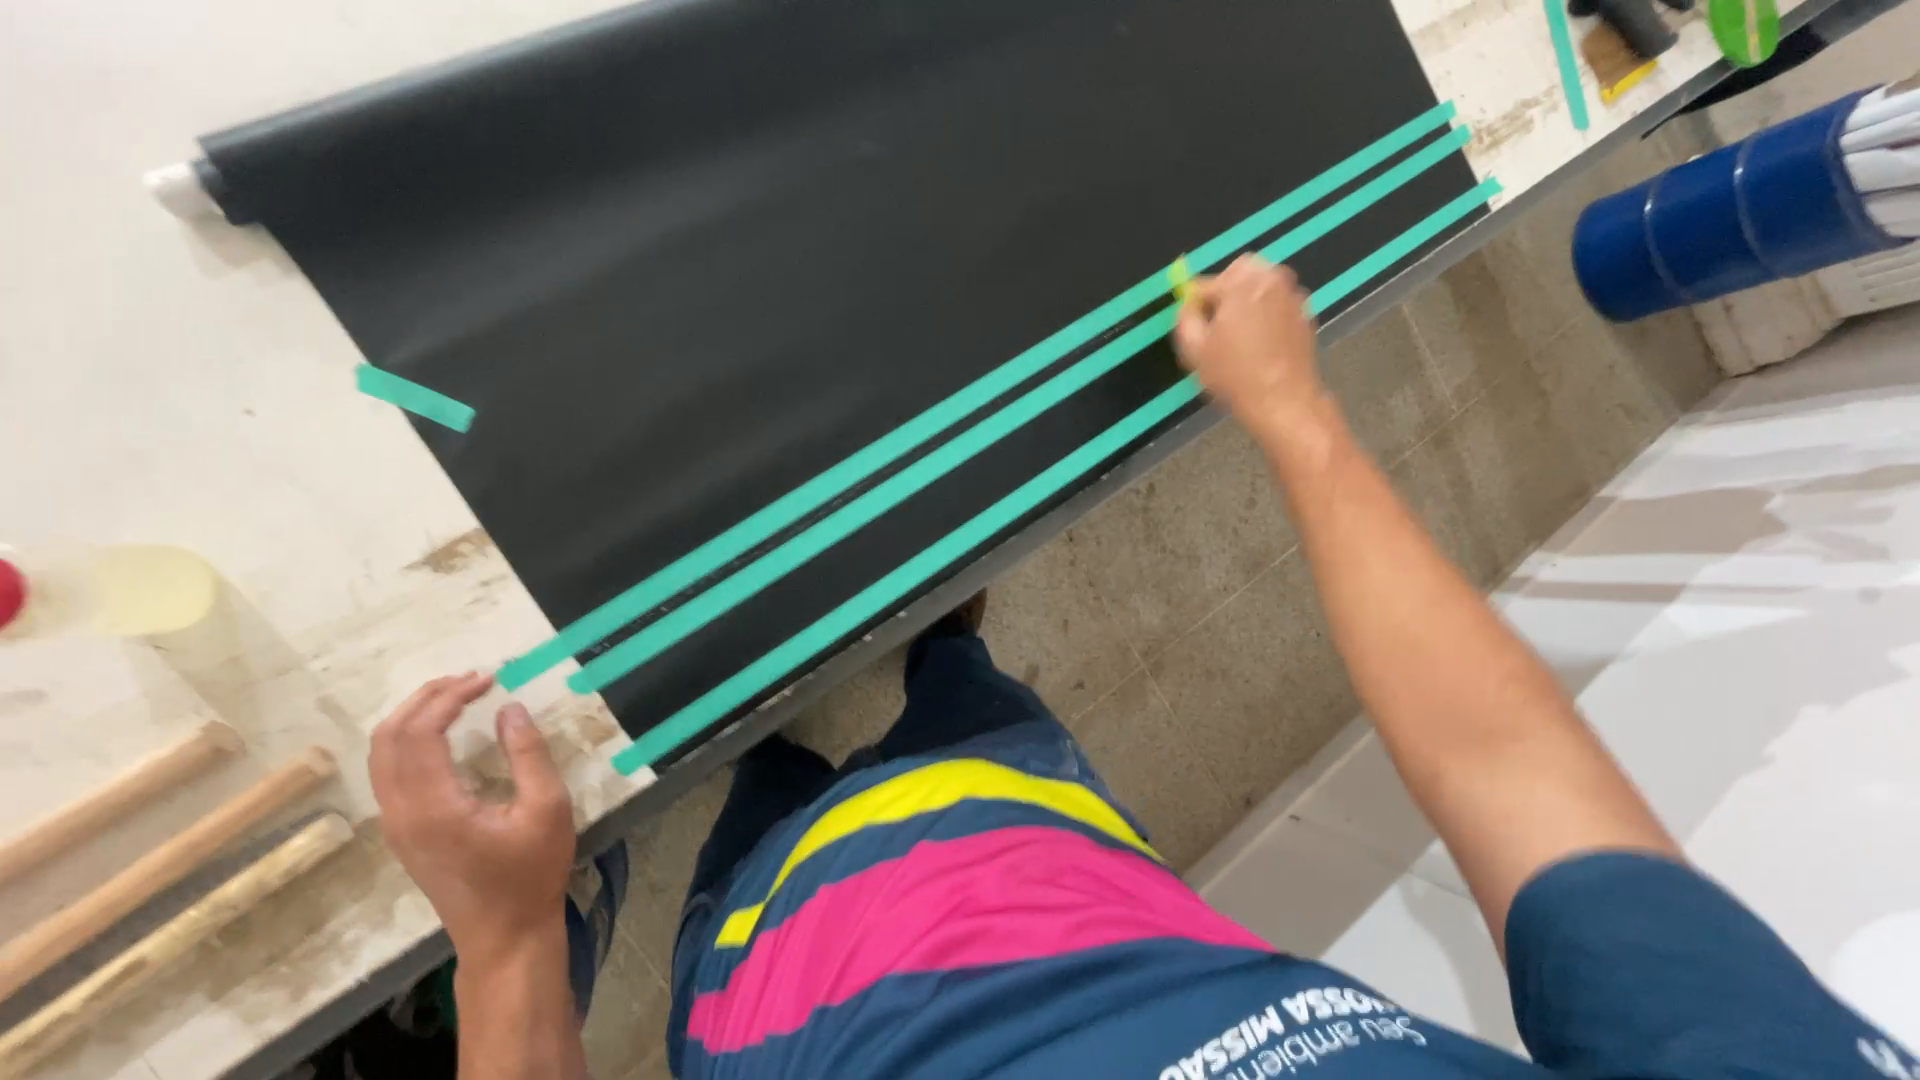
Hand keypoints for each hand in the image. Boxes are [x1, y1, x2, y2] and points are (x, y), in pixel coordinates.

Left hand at [369, 673, 575, 967]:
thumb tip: (510, 708)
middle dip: (427, 699)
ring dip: (414, 717)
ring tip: (456, 697)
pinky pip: (389, 773)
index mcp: (434, 807)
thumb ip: (528, 755)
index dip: (451, 697)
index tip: (489, 679)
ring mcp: (396, 825)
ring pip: (381, 755)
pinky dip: (410, 741)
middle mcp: (401, 813)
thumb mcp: (547, 809)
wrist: (504, 936)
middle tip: (471, 680)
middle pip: (389, 738)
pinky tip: (443, 733)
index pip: (422, 733)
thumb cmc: (531, 874)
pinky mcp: (403, 833)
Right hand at [1173, 255, 1324, 433]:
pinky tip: (1262, 342)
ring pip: (1265, 283)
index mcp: (1240, 284)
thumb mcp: (1194, 350)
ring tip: (1241, 331)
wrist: (1283, 399)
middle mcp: (1271, 280)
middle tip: (1219, 320)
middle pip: (1243, 269)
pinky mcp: (1306, 313)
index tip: (1195, 321)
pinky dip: (1269, 312)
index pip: (1208, 283)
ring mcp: (1293, 296)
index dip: (1197, 303)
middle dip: (1228, 288)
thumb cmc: (1234, 375)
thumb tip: (1189, 306)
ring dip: (1250, 298)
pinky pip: (1280, 302)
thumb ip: (1185, 318)